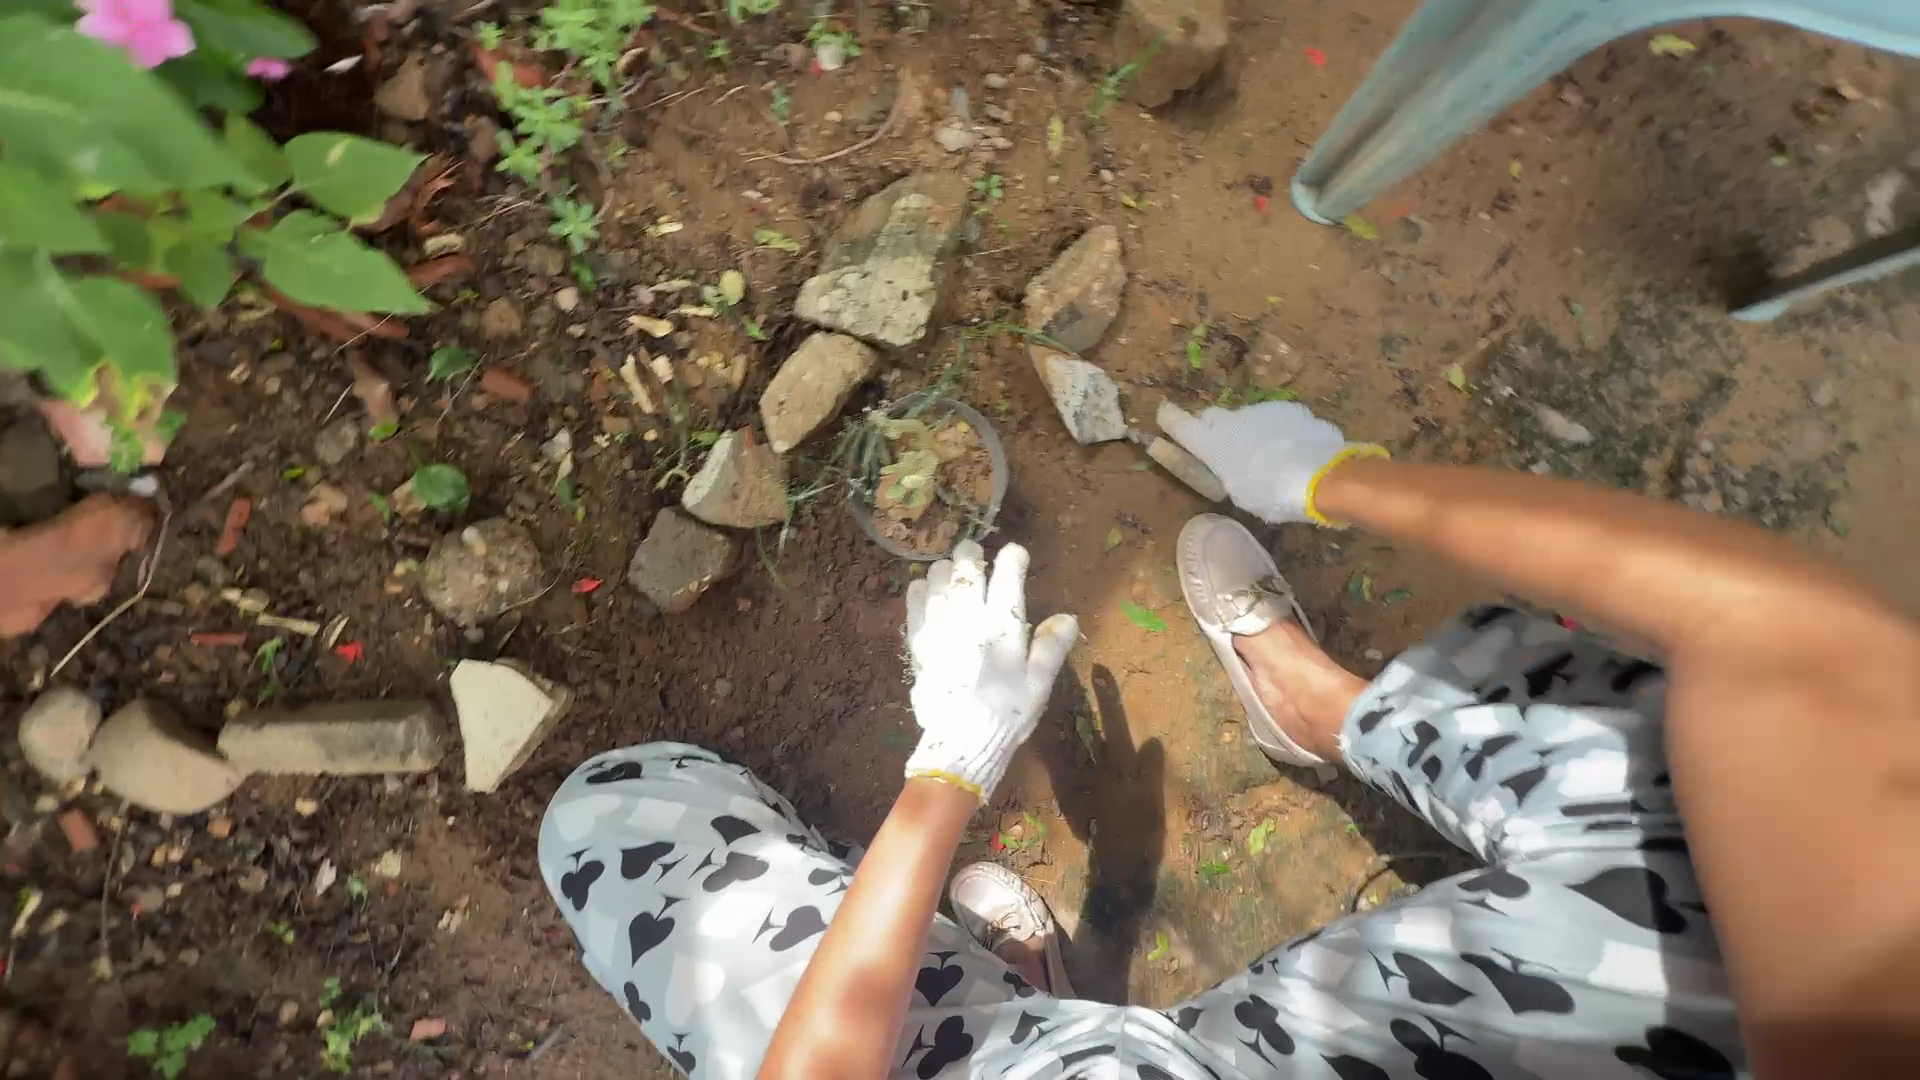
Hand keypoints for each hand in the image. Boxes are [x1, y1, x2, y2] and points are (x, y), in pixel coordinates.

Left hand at [903, 541, 1077, 800]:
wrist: (961, 743)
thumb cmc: (1007, 714)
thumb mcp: (1038, 685)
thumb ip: (1050, 648)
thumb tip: (1068, 617)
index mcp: (1003, 629)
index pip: (1008, 581)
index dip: (1013, 560)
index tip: (1015, 552)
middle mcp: (970, 620)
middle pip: (967, 573)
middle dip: (970, 556)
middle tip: (972, 550)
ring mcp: (940, 629)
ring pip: (939, 583)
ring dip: (945, 570)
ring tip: (948, 568)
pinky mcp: (920, 644)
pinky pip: (915, 606)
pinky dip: (920, 591)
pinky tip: (923, 587)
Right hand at [1160, 400, 1386, 524]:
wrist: (1321, 476)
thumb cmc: (1272, 494)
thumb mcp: (1240, 493)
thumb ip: (1230, 472)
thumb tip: (1234, 466)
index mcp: (1212, 445)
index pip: (1180, 425)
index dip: (1170, 419)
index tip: (1163, 411)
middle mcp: (1231, 422)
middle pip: (1212, 416)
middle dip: (1211, 426)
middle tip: (1221, 444)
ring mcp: (1261, 412)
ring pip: (1247, 418)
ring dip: (1249, 432)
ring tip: (1267, 455)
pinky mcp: (1289, 409)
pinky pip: (1275, 419)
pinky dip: (1276, 431)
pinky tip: (1292, 449)